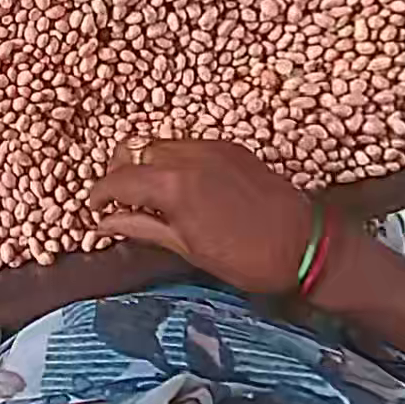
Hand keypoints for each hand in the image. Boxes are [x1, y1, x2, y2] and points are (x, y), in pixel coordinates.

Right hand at [86, 138, 316, 293]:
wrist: (310, 247)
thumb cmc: (245, 258)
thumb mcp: (186, 247)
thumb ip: (140, 228)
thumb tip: (103, 224)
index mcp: (171, 186)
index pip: (118, 180)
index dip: (99, 194)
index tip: (94, 207)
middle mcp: (186, 157)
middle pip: (133, 153)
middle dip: (119, 174)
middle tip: (119, 199)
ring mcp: (210, 148)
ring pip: (159, 145)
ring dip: (146, 164)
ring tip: (151, 192)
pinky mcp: (229, 147)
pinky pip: (187, 146)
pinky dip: (173, 160)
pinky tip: (182, 184)